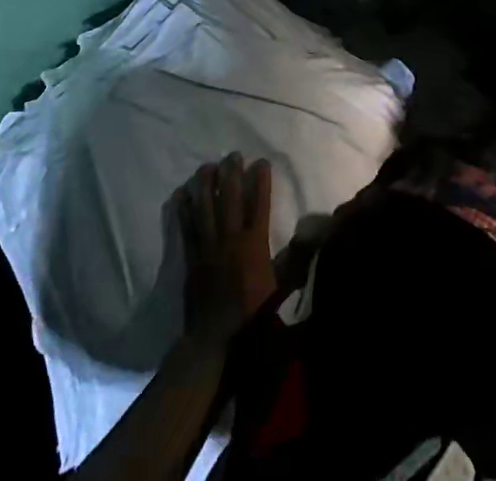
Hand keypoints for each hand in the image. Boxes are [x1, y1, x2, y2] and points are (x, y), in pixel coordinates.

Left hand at [175, 153, 277, 347]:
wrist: (216, 339)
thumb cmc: (255, 316)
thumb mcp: (283, 289)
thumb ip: (296, 261)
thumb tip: (312, 236)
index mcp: (254, 245)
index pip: (259, 205)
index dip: (260, 182)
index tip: (261, 162)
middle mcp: (230, 239)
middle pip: (229, 199)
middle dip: (231, 174)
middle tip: (233, 155)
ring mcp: (208, 246)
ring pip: (205, 206)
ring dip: (206, 183)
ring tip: (207, 165)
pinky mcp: (192, 256)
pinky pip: (186, 226)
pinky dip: (184, 208)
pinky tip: (182, 192)